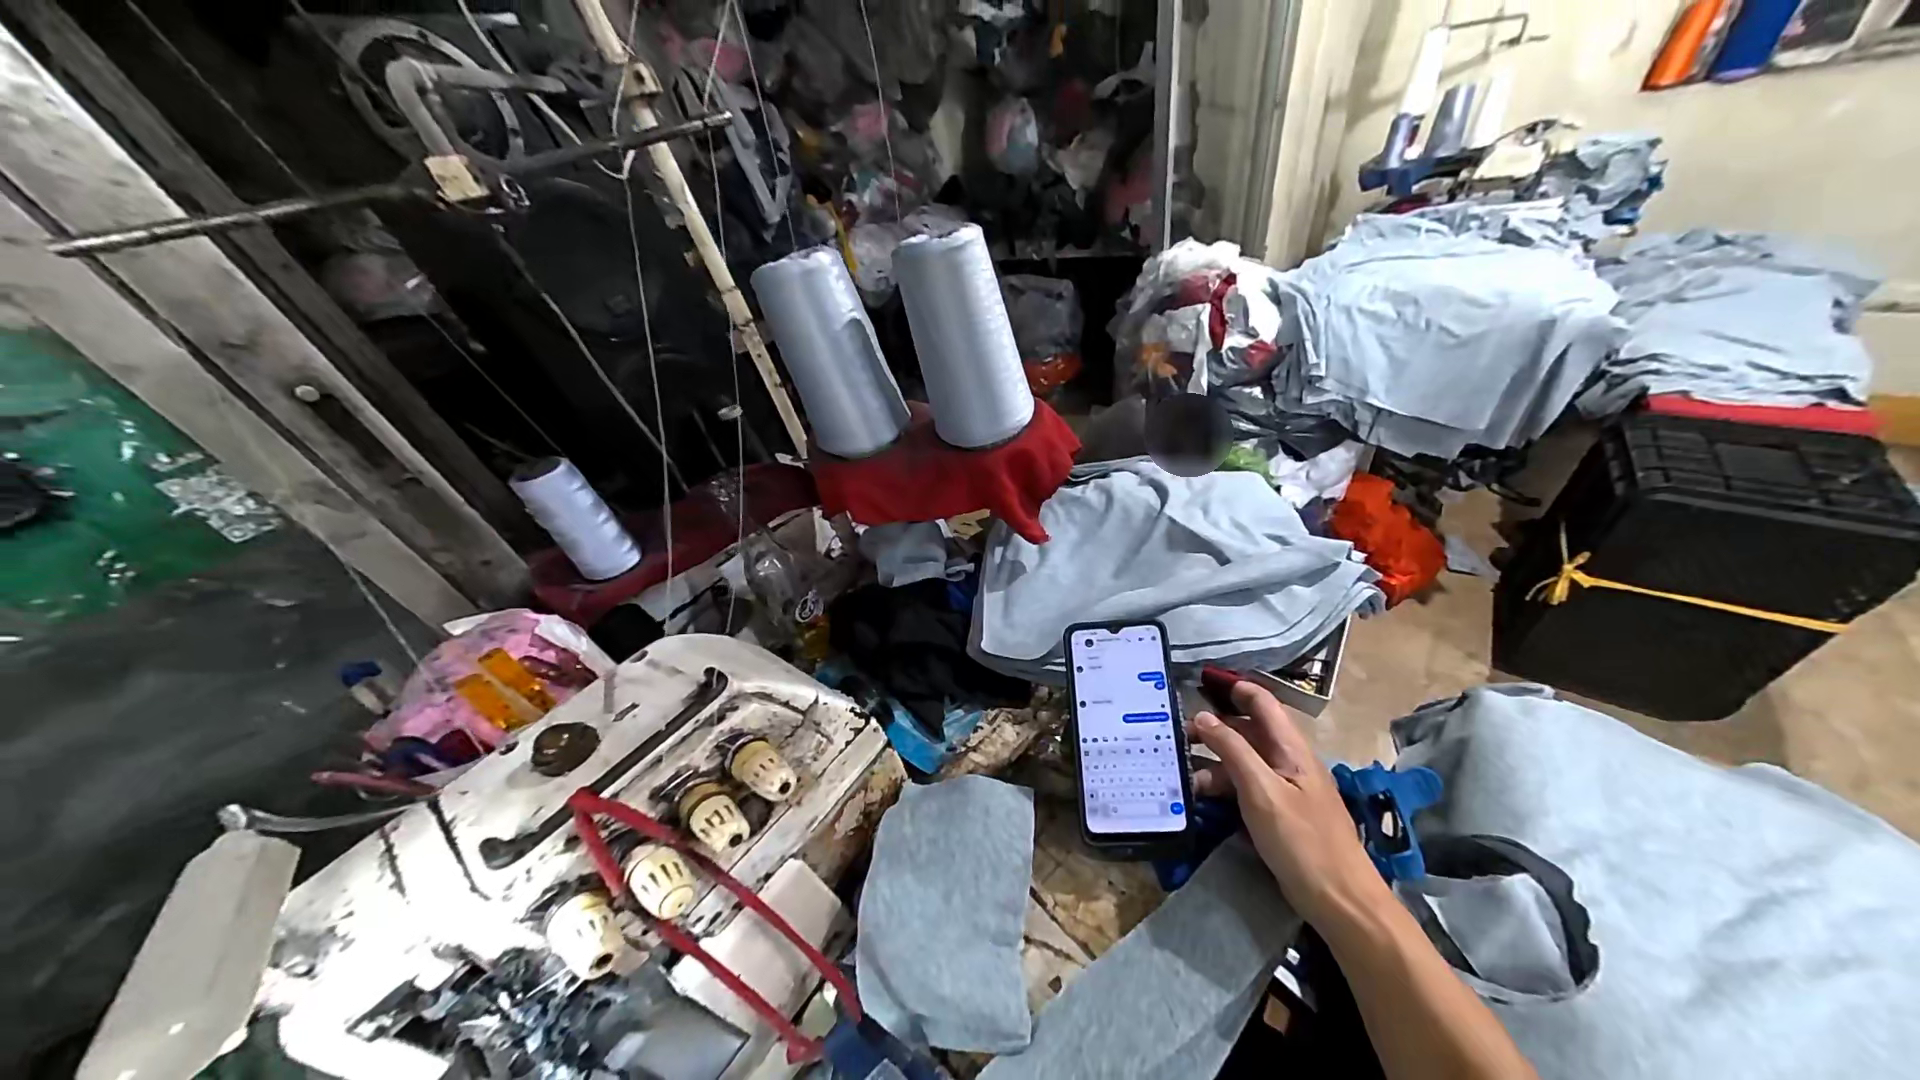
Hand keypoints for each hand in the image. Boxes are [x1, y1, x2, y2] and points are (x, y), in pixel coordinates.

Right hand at [1189, 680, 1388, 930]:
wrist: (1340, 901)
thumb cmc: (1302, 841)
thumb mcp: (1261, 791)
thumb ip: (1232, 750)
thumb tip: (1202, 717)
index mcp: (1291, 749)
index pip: (1262, 703)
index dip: (1233, 688)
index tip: (1198, 684)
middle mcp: (1288, 762)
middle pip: (1247, 731)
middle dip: (1213, 729)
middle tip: (1176, 736)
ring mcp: (1283, 789)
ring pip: (1242, 762)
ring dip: (1213, 763)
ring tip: (1182, 773)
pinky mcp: (1277, 814)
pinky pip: (1244, 788)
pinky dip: (1221, 786)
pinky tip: (1199, 797)